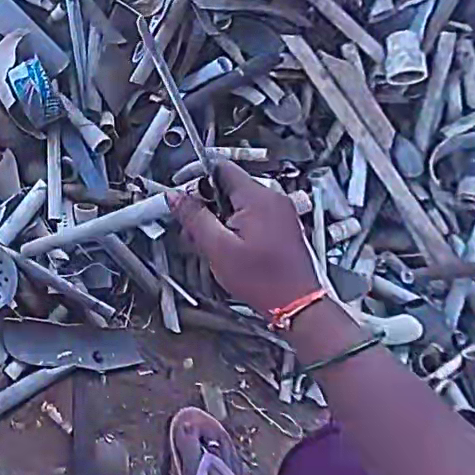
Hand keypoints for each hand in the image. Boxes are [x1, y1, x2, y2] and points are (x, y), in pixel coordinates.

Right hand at [171, 161, 322, 317]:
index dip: (196, 177)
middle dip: (205, 204)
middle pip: (227, 185)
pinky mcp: (280, 224)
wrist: (297, 306)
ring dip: (218, 216)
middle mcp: (272, 199)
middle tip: (193, 227)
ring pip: (237, 201)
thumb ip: (194, 217)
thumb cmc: (265, 281)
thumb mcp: (218, 248)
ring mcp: (279, 211)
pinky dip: (233, 224)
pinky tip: (227, 246)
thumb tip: (176, 197)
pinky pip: (250, 213)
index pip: (220, 168)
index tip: (183, 192)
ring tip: (211, 242)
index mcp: (258, 198)